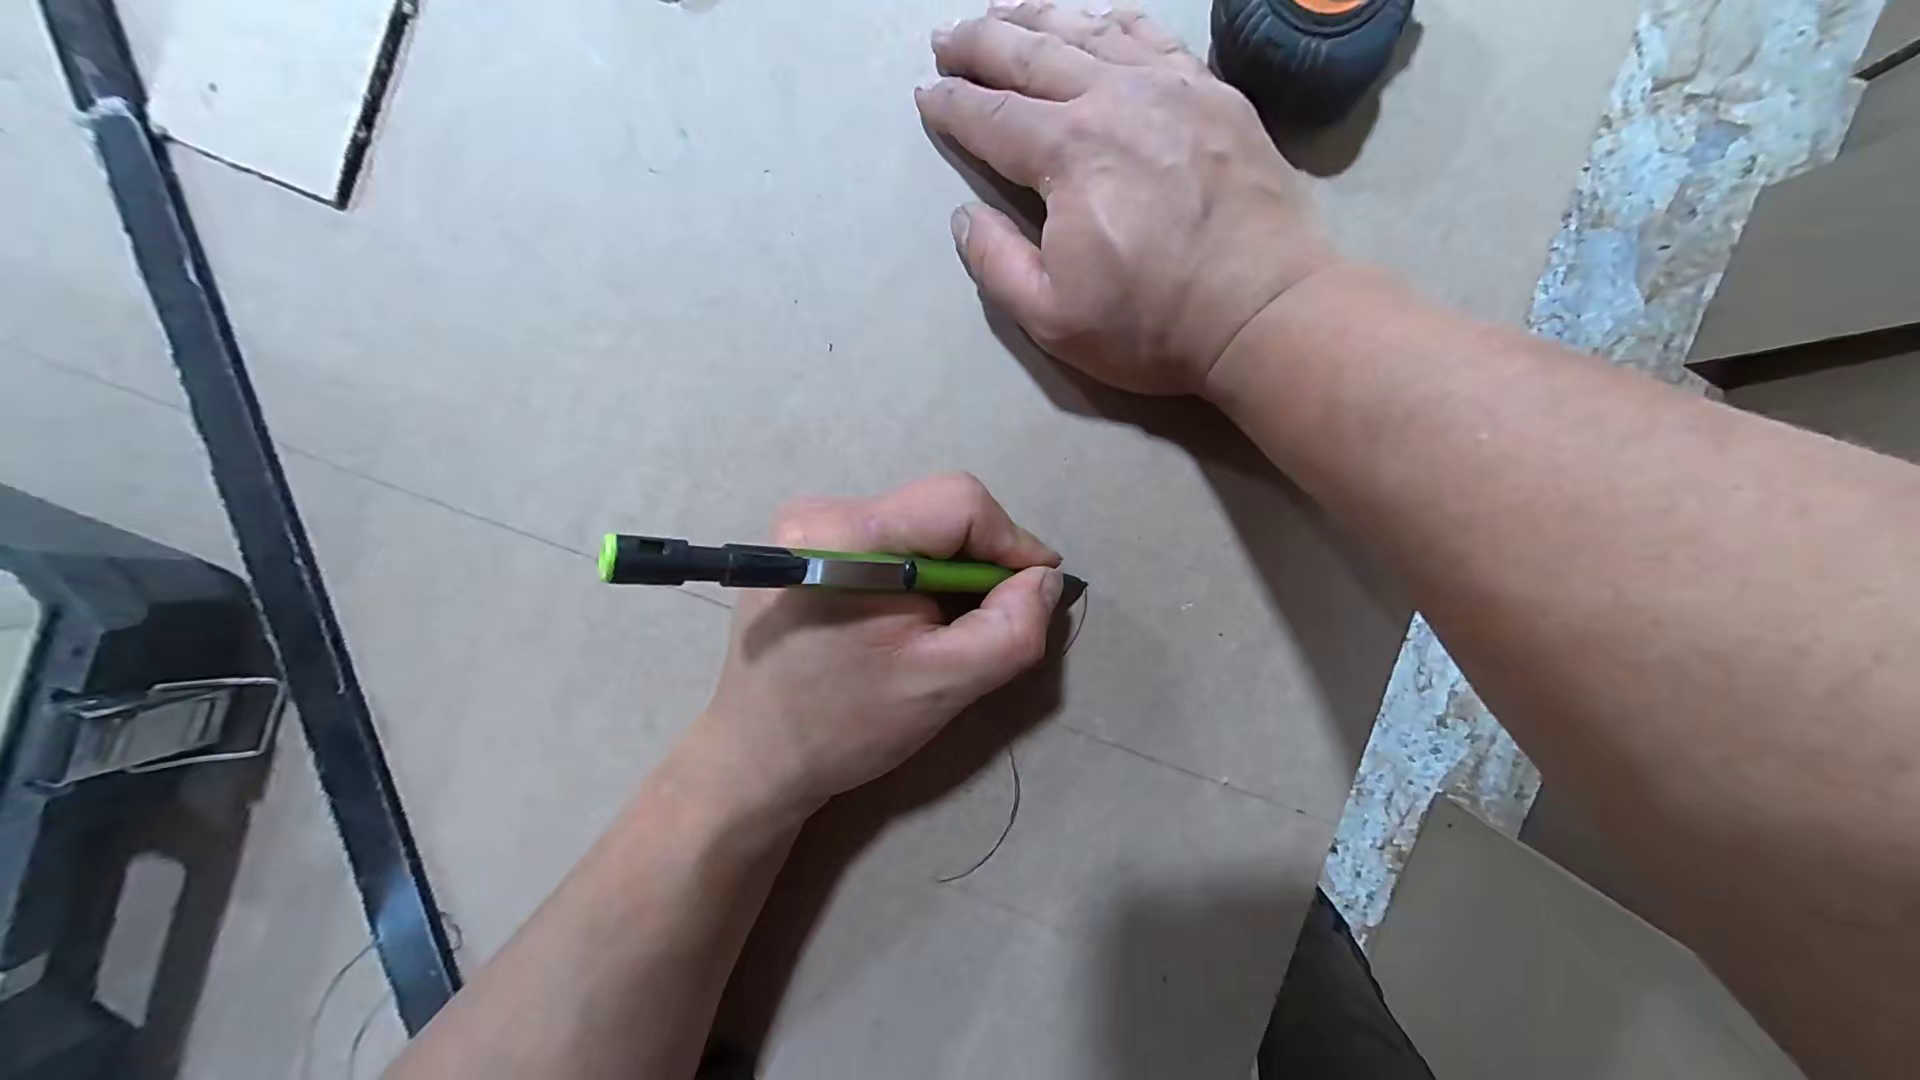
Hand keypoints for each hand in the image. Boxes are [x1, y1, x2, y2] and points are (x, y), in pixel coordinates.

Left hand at [679, 474, 1065, 819]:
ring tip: (946, 626)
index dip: (1011, 542)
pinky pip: (893, 537)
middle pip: (938, 510)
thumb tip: (1043, 578)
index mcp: (841, 537)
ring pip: (920, 523)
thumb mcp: (944, 686)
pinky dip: (924, 570)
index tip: (1033, 591)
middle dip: (981, 560)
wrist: (755, 756)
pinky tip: (913, 617)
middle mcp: (818, 513)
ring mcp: (807, 525)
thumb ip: (1012, 629)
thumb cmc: (843, 728)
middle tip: (990, 619)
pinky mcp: (808, 544)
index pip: (958, 503)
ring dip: (953, 568)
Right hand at [915, 2, 1336, 396]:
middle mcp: (1116, 99)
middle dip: (982, 43)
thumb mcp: (1051, 317)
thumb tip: (965, 216)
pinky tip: (1095, 17)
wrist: (1262, 313)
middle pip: (1033, 54)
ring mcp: (1173, 88)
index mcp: (1070, 153)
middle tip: (947, 37)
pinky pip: (1153, 36)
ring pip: (1091, 30)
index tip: (924, 94)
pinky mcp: (1216, 95)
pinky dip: (1113, 20)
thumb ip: (997, 264)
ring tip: (1003, 11)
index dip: (953, 106)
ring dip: (1038, 17)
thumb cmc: (1150, 326)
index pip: (993, 117)